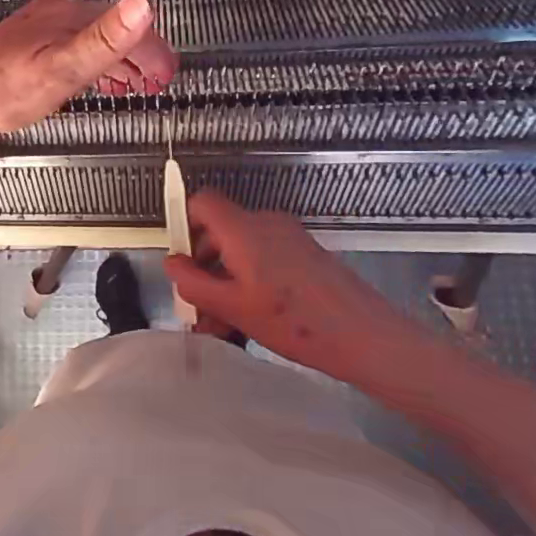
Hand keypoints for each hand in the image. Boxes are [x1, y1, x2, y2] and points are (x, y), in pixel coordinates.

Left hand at [0, 0, 177, 140]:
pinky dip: (95, 65)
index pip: (127, 24)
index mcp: (67, 18)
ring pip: (93, 40)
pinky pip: (74, 50)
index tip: (167, 72)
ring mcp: (40, 33)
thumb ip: (105, 41)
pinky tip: (94, 79)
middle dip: (142, 55)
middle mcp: (54, 19)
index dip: (154, 51)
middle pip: (113, 29)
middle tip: (159, 78)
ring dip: (121, 61)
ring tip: (136, 81)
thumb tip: (141, 5)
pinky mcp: (29, 50)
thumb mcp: (60, 70)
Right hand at [164, 191, 421, 381]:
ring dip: (226, 281)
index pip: (202, 202)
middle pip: (220, 231)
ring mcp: (288, 236)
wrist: (363, 333)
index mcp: (244, 229)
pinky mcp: (303, 252)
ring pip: (241, 250)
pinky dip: (250, 281)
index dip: (185, 226)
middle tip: (200, 308)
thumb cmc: (293, 321)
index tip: (183, 263)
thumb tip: (172, 263)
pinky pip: (264, 258)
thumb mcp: (232, 307)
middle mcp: (266, 223)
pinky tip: (251, 319)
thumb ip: (194, 283)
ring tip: (224, 324)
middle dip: (204, 267)